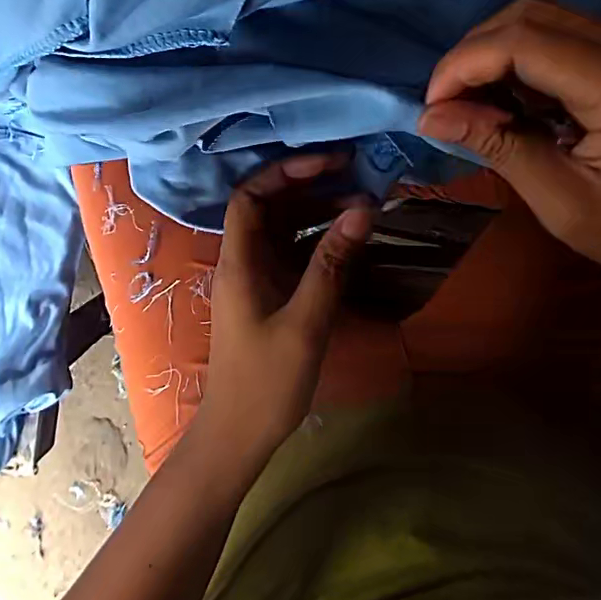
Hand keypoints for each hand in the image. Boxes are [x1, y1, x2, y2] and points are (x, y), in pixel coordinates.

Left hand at [198, 154, 375, 457]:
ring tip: (362, 202)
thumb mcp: (305, 323)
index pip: (251, 196)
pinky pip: (294, 252)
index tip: (328, 164)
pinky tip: (350, 238)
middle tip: (355, 174)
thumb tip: (361, 209)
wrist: (239, 436)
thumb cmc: (265, 382)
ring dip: (318, 211)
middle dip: (309, 185)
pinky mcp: (271, 294)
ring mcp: (257, 277)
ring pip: (285, 228)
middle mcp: (243, 260)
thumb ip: (331, 264)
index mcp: (238, 260)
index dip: (285, 172)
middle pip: (270, 206)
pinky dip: (320, 240)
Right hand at [416, 0, 600, 296]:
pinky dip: (520, 57)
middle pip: (530, 15)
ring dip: (493, 51)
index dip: (464, 65)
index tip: (434, 106)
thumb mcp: (563, 204)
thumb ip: (499, 147)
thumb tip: (431, 116)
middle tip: (446, 103)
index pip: (525, 42)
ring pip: (542, 16)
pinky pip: (562, 33)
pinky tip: (509, 96)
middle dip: (473, 53)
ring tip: (472, 101)